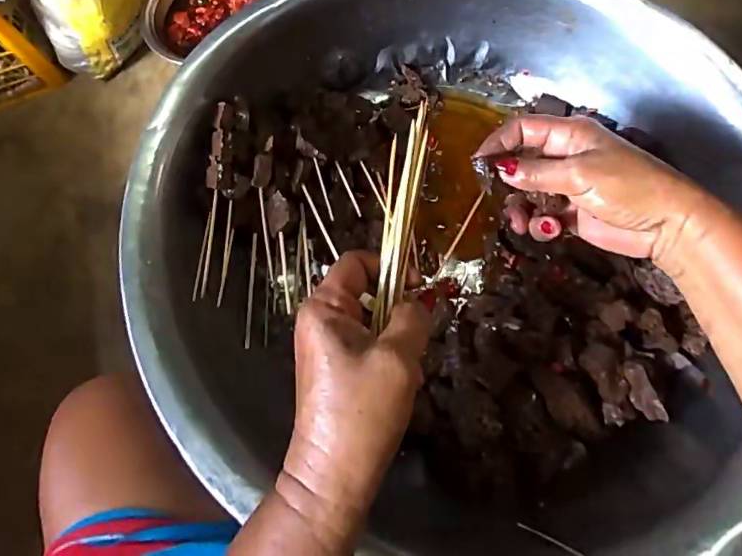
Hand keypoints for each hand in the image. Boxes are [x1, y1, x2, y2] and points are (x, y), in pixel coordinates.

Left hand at [279, 251, 433, 534]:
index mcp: (324, 308)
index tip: (418, 285)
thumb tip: (419, 301)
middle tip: (420, 331)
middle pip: (369, 290)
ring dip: (400, 338)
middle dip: (399, 309)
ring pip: (376, 320)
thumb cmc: (362, 411)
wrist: (333, 481)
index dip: (390, 264)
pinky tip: (403, 383)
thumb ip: (413, 315)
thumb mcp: (398, 356)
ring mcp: (329, 347)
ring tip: (410, 367)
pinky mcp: (339, 370)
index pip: (357, 260)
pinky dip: (392, 357)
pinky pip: (372, 345)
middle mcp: (321, 321)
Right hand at [475, 115, 718, 264]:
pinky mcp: (575, 212)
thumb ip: (538, 173)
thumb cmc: (629, 186)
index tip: (478, 162)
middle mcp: (567, 155)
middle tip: (498, 200)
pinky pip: (545, 213)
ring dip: (522, 207)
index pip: (524, 128)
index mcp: (570, 133)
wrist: (667, 224)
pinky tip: (550, 229)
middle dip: (509, 181)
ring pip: (530, 192)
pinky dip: (541, 222)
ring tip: (522, 223)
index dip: (499, 142)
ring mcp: (570, 184)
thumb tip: (502, 169)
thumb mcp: (580, 174)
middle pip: (523, 162)